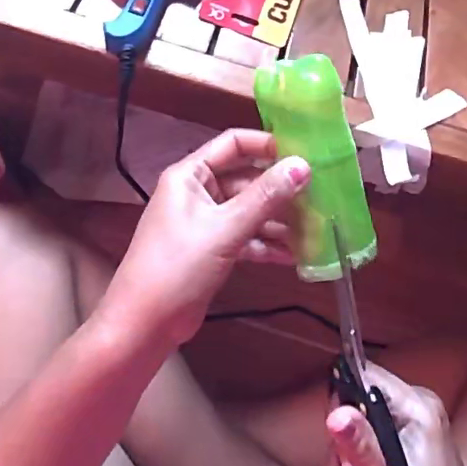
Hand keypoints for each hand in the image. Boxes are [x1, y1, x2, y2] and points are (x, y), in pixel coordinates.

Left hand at [97, 129, 308, 347]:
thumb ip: (264, 197)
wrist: (145, 321)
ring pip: (248, 210)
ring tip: (315, 230)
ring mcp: (204, 222)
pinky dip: (266, 243)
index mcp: (190, 175)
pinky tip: (295, 255)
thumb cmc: (178, 265)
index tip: (305, 153)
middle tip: (320, 197)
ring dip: (278, 220)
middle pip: (244, 179)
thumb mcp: (225, 228)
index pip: (232, 144)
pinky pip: (244, 236)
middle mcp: (197, 192)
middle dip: (280, 189)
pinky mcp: (211, 249)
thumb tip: (302, 165)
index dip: (267, 145)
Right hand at [327, 364, 466, 465]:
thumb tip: (335, 414)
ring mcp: (419, 421)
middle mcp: (421, 406)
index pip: (361, 373)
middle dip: (346, 439)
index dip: (341, 401)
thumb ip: (361, 448)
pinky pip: (373, 433)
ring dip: (352, 456)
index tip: (338, 439)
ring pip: (362, 418)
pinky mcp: (415, 438)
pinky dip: (363, 461)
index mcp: (419, 408)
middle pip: (358, 397)